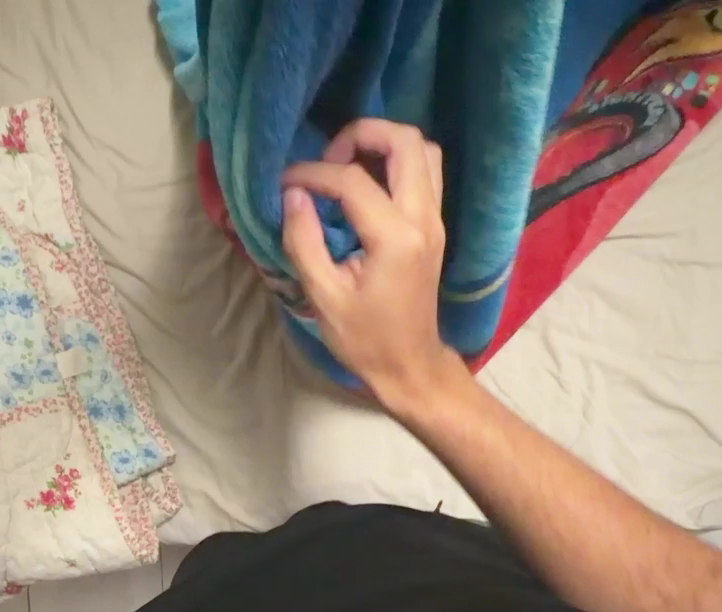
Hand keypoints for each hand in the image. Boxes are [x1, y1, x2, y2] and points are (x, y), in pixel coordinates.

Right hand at [280, 119, 463, 408]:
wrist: (409, 366)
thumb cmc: (364, 340)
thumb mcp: (324, 297)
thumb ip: (304, 242)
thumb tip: (292, 195)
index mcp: (395, 238)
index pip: (352, 180)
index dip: (313, 173)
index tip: (286, 184)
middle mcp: (423, 219)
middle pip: (405, 141)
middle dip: (361, 135)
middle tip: (327, 161)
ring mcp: (435, 221)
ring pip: (423, 151)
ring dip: (384, 145)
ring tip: (347, 166)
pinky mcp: (434, 227)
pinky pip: (425, 173)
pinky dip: (397, 164)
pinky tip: (367, 184)